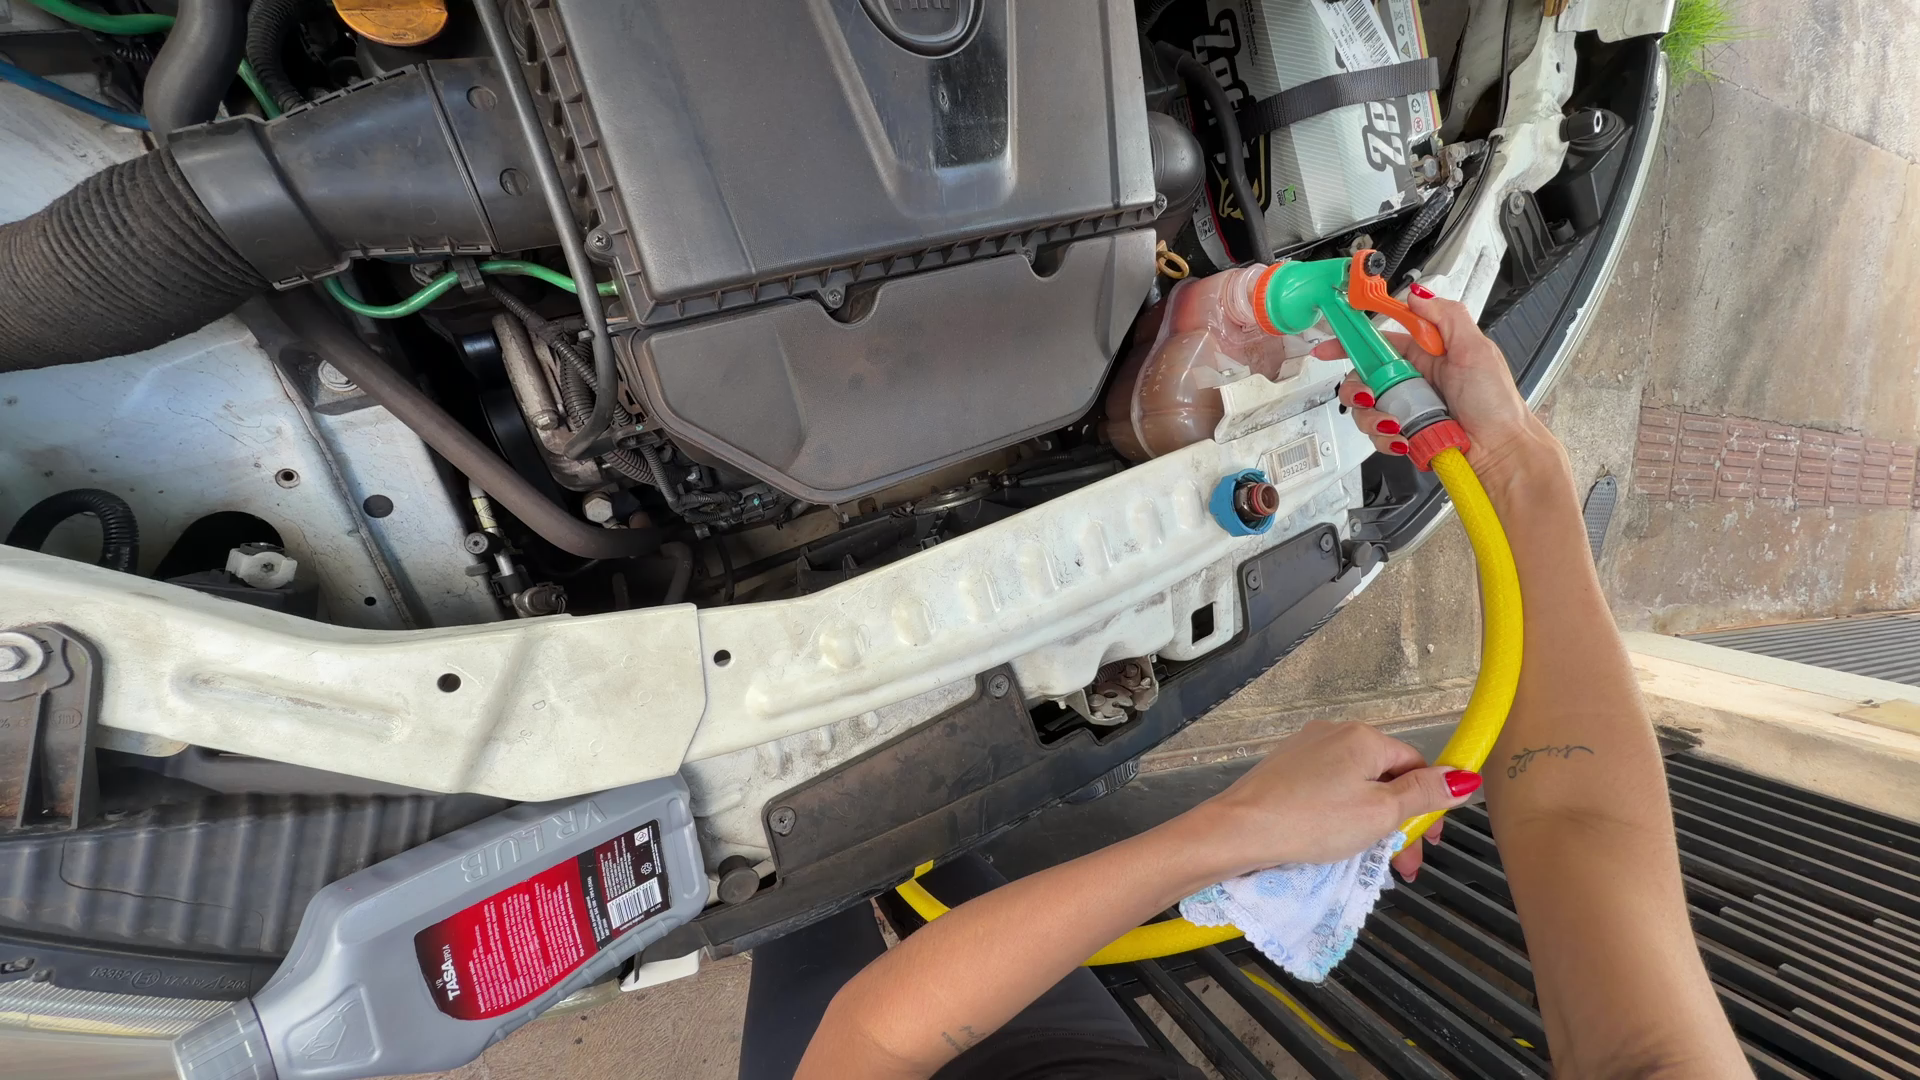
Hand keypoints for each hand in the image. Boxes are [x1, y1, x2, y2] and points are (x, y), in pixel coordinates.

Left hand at [1188, 720, 1479, 881]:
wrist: (1242, 827)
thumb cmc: (1314, 820)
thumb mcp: (1381, 811)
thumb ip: (1424, 794)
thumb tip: (1465, 777)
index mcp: (1362, 736)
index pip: (1415, 764)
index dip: (1429, 804)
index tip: (1427, 842)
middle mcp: (1333, 732)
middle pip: (1385, 776)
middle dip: (1399, 820)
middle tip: (1402, 863)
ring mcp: (1305, 748)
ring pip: (1357, 785)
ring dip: (1373, 822)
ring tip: (1372, 861)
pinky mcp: (1285, 766)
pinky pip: (1329, 788)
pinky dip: (1342, 814)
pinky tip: (1338, 843)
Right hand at [1316, 288, 1567, 500]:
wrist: (1498, 449)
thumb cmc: (1494, 403)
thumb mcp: (1476, 350)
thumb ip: (1446, 317)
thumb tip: (1418, 295)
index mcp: (1423, 356)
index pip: (1378, 342)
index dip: (1351, 342)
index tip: (1330, 346)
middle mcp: (1408, 381)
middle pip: (1359, 379)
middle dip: (1355, 390)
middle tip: (1368, 397)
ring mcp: (1401, 408)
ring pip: (1363, 409)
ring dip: (1373, 419)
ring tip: (1397, 424)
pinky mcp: (1399, 433)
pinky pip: (1374, 434)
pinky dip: (1385, 438)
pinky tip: (1404, 438)